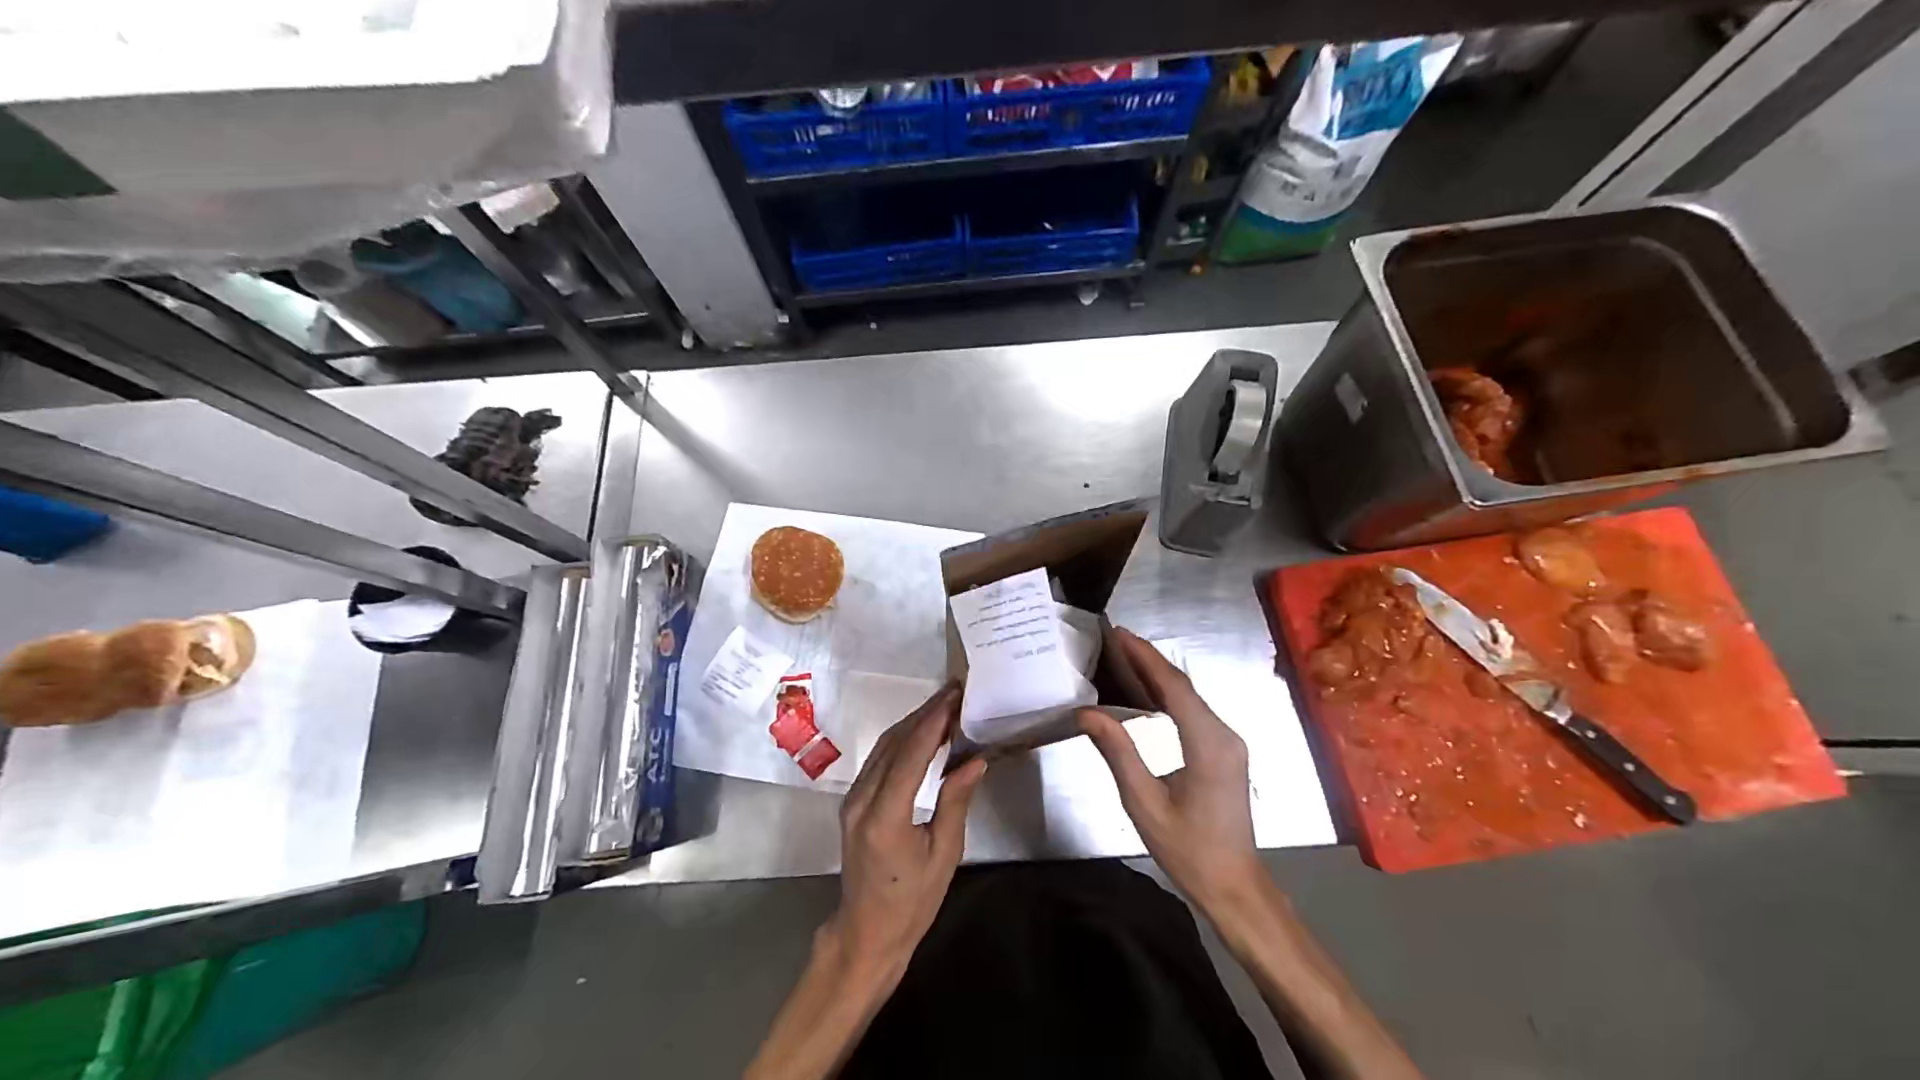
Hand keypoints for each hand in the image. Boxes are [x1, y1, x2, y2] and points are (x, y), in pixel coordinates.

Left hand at [828, 683, 988, 981]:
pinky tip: (924, 733)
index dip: (933, 721)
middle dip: (924, 714)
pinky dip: (902, 740)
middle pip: (893, 742)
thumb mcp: (944, 855)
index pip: (910, 754)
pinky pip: (879, 760)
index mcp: (885, 816)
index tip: (955, 696)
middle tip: (954, 692)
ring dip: (913, 723)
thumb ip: (956, 802)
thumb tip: (976, 759)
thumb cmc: (911, 902)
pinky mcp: (854, 802)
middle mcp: (862, 800)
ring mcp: (853, 799)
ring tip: (944, 705)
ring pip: (883, 747)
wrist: (866, 932)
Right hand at [1078, 627, 1262, 913]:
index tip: (1120, 634)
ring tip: (1123, 657)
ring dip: (1158, 675)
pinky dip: (1168, 695)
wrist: (1234, 884)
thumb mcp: (1144, 803)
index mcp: (1208, 745)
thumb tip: (1087, 712)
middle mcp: (1224, 735)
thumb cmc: (1188, 849)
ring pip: (1190, 697)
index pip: (1174, 687)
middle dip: (1149, 659)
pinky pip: (1194, 712)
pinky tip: (1145, 692)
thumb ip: (1118, 752)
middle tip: (1114, 639)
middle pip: (1184, 686)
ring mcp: (1228, 742)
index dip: (1146, 657)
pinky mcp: (1225, 751)